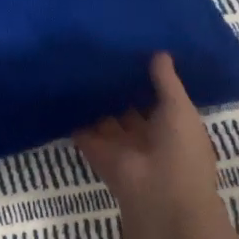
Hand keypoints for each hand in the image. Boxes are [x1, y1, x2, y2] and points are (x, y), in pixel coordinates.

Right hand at [72, 52, 222, 221]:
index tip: (127, 46)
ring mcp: (114, 139)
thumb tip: (159, 51)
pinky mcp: (89, 143)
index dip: (142, 76)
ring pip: (100, 111)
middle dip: (113, 82)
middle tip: (94, 47)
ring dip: (90, 93)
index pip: (153, 97)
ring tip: (72, 57)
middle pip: (123, 102)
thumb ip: (167, 82)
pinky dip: (69, 107)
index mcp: (169, 126)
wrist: (157, 192)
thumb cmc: (180, 150)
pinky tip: (58, 80)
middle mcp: (141, 132)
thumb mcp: (180, 110)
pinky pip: (77, 121)